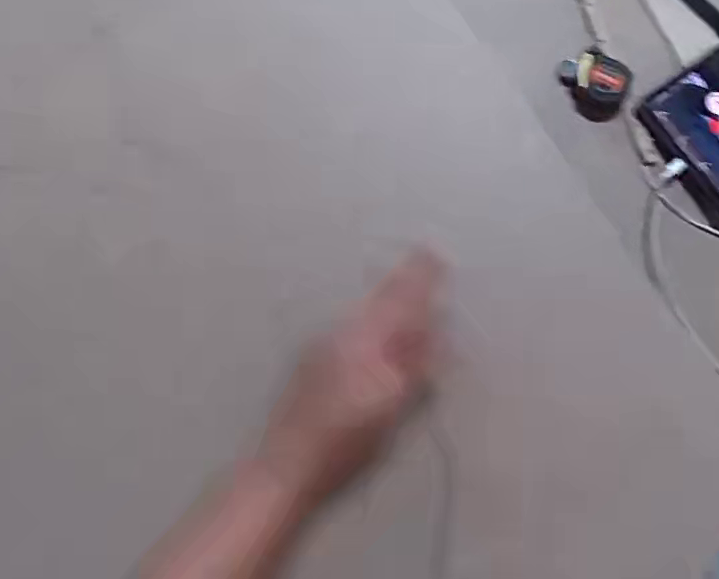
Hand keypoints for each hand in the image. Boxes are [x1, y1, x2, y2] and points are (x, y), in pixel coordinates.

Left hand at [254, 250, 445, 507]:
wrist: (283, 468)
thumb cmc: (344, 443)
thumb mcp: (391, 408)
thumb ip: (415, 364)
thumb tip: (435, 331)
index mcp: (366, 338)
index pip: (401, 296)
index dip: (420, 274)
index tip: (435, 250)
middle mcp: (343, 329)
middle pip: (381, 295)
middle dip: (405, 278)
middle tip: (424, 257)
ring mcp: (323, 341)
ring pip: (365, 308)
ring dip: (387, 297)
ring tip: (405, 288)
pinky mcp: (311, 356)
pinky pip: (351, 323)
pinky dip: (370, 317)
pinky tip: (375, 328)